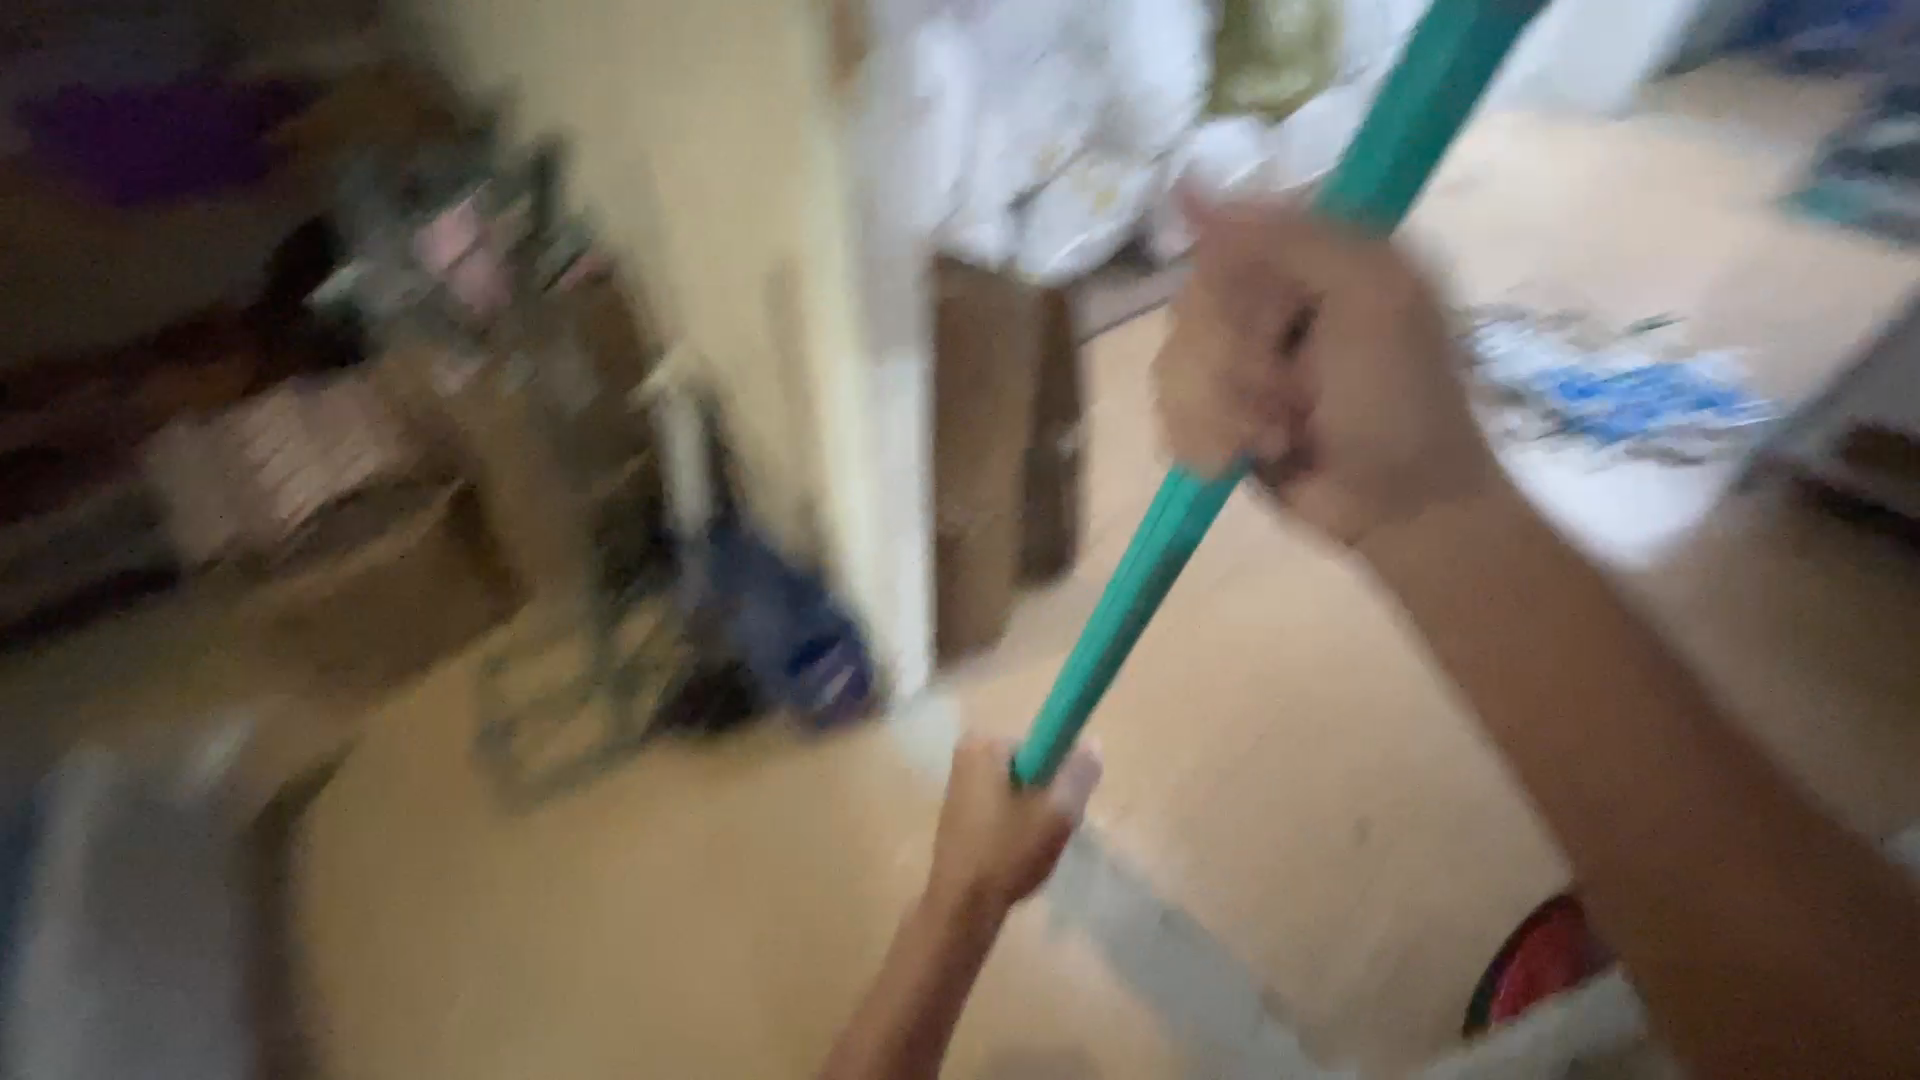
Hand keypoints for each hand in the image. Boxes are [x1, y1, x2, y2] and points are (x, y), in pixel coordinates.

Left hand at [925, 735, 1101, 916]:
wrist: (961, 907)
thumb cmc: (1007, 853)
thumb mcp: (1056, 813)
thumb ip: (1078, 775)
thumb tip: (1092, 742)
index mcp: (984, 744)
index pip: (1044, 744)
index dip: (1060, 775)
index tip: (1062, 807)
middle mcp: (966, 754)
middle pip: (1031, 766)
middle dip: (1047, 796)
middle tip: (1050, 830)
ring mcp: (959, 783)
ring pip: (1019, 788)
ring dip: (1033, 814)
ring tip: (1031, 846)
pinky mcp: (958, 810)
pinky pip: (1002, 805)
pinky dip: (1014, 824)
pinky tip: (1015, 852)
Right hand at [1153, 190, 1509, 554]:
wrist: (1398, 509)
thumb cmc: (1401, 401)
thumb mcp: (1371, 297)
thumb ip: (1288, 236)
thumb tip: (1186, 184)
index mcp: (1304, 260)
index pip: (1220, 245)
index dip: (1235, 297)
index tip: (1273, 329)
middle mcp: (1263, 302)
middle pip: (1188, 310)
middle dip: (1235, 367)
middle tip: (1293, 397)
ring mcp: (1234, 363)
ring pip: (1171, 367)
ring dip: (1224, 413)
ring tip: (1278, 438)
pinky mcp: (1213, 415)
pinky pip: (1166, 413)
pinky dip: (1205, 441)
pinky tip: (1243, 459)